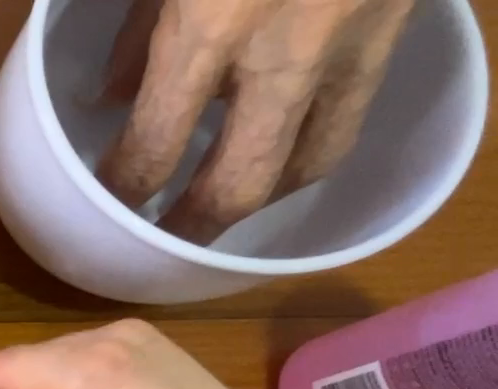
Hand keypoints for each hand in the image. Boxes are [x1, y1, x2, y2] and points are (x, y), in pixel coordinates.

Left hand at [99, 0, 415, 243]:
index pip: (152, 152)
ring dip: (266, 194)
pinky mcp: (410, 14)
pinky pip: (359, 104)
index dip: (123, 192)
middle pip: (244, 183)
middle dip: (197, 225)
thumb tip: (108, 100)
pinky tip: (283, 145)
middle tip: (164, 241)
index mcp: (213, 27)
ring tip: (222, 209)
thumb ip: (136, 31)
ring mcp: (363, 31)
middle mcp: (292, 46)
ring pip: (317, 154)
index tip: (105, 205)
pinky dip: (316, 141)